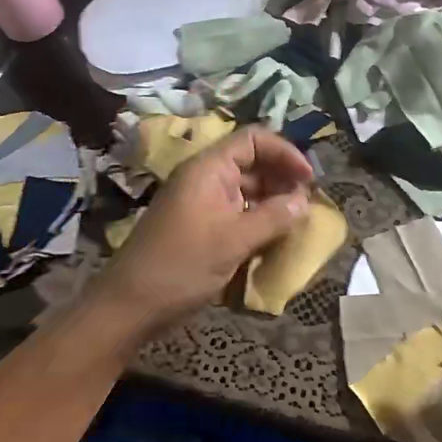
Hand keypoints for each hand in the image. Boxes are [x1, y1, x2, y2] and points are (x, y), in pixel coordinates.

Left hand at [91, 127, 313, 330]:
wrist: (131, 302)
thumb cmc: (182, 266)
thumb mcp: (234, 241)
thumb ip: (273, 217)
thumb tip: (304, 200)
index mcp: (207, 169)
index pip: (252, 139)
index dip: (285, 152)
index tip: (310, 179)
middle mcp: (202, 178)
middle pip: (249, 162)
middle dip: (281, 178)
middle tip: (307, 203)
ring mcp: (197, 202)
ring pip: (242, 189)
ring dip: (270, 201)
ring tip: (296, 222)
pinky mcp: (195, 226)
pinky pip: (232, 211)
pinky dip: (254, 219)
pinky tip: (272, 237)